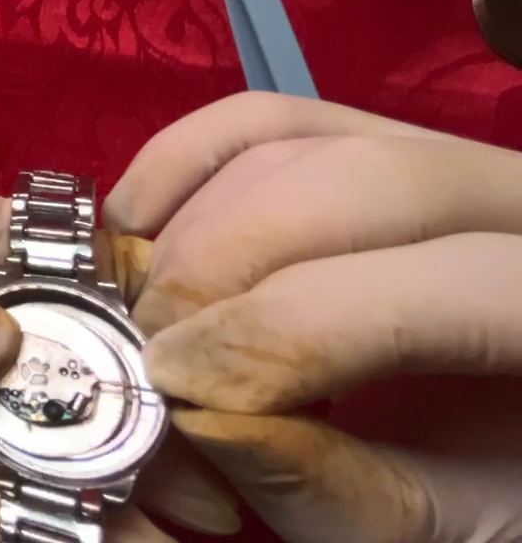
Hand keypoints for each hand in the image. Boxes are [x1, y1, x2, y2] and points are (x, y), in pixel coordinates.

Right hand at [107, 92, 521, 542]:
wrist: (501, 419)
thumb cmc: (489, 493)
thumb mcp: (442, 529)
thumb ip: (334, 488)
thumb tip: (187, 407)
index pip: (440, 290)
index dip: (284, 333)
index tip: (176, 384)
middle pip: (353, 184)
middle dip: (220, 262)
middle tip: (153, 338)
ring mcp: (439, 152)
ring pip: (285, 142)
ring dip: (186, 221)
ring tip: (147, 299)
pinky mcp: (358, 135)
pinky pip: (252, 117)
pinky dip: (172, 159)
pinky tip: (133, 219)